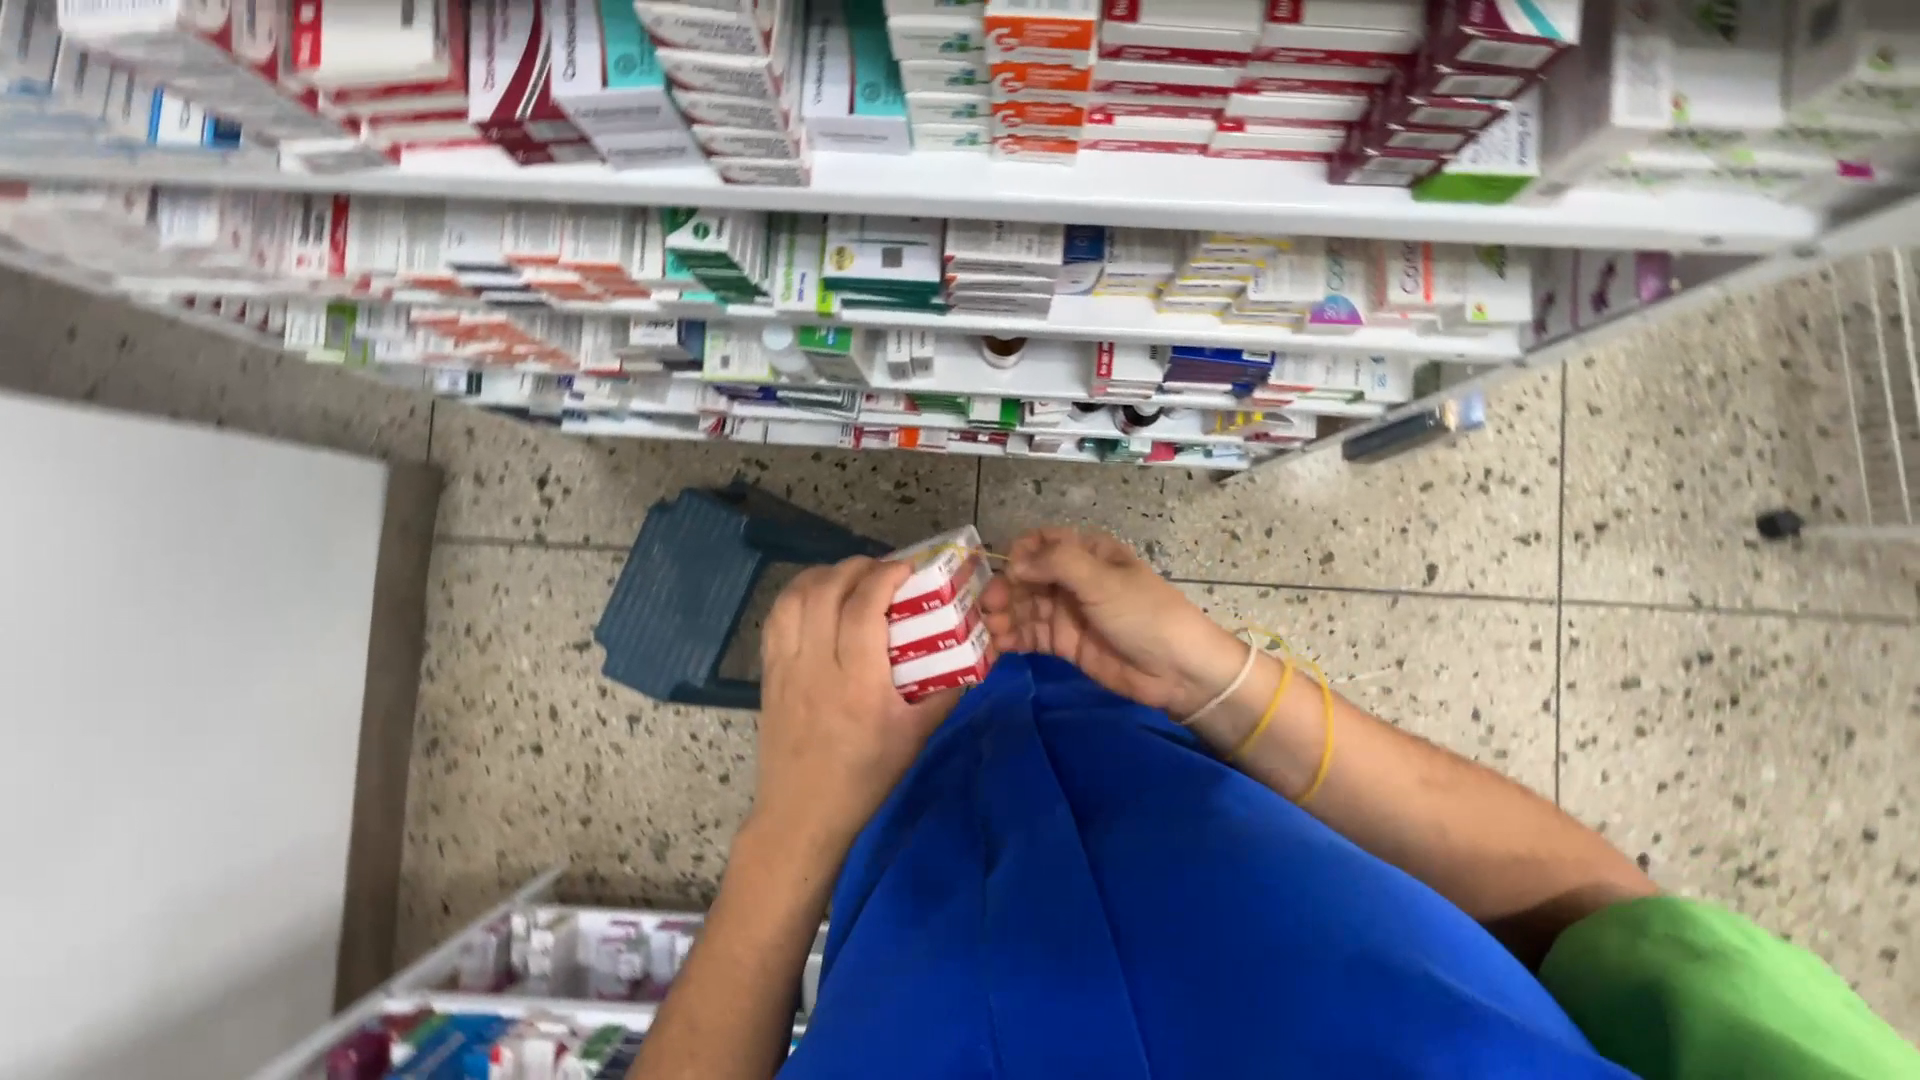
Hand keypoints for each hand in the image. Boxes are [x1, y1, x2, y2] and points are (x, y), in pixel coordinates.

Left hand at [754, 556, 961, 856]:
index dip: (885, 576)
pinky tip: (815, 598)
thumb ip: (945, 694)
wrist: (803, 813)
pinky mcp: (769, 673)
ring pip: (795, 598)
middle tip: (883, 570)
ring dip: (824, 576)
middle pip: (828, 591)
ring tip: (849, 578)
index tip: (907, 568)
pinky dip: (796, 596)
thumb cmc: (864, 777)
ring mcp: (787, 666)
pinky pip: (776, 619)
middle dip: (857, 568)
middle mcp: (817, 664)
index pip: (864, 606)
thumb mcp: (915, 737)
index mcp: (857, 680)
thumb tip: (972, 659)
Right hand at [979, 528, 1246, 715]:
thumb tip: (1013, 564)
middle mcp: (1072, 579)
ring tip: (989, 631)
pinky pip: (1028, 636)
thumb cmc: (1144, 614)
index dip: (1019, 554)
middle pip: (1026, 577)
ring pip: (1023, 607)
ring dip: (1003, 616)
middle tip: (988, 609)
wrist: (1177, 671)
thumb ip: (1057, 564)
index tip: (1008, 572)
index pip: (1041, 542)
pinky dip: (1009, 639)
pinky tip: (994, 646)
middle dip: (1004, 589)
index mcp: (1087, 552)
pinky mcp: (1062, 643)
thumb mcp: (1103, 580)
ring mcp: (1066, 612)